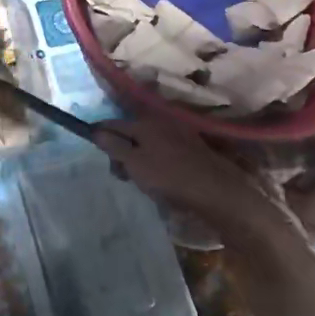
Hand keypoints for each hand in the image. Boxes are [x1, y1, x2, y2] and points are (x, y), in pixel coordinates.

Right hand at [95, 116, 283, 236]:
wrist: (218, 194)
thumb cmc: (170, 178)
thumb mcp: (134, 163)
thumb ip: (113, 145)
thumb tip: (95, 130)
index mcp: (144, 123)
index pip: (112, 124)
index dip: (100, 137)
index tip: (96, 153)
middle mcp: (161, 122)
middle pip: (130, 133)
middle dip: (121, 151)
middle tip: (122, 175)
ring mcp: (179, 134)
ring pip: (147, 143)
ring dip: (139, 158)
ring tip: (142, 182)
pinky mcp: (193, 148)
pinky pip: (164, 150)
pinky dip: (156, 161)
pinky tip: (161, 180)